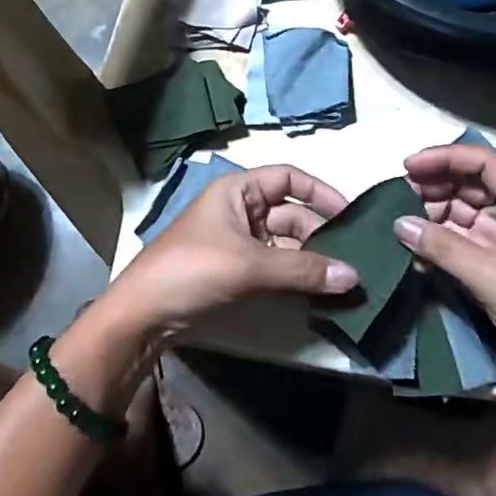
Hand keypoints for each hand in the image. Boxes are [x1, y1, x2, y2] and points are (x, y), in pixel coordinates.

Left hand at [104, 165, 359, 335]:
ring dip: (309, 258)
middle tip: (351, 255)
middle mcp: (239, 209)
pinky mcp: (234, 269)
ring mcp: (237, 240)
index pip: (288, 178)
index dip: (319, 192)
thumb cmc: (193, 270)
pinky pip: (274, 264)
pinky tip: (317, 289)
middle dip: (319, 232)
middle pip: (290, 213)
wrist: (141, 317)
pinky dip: (294, 275)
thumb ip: (303, 270)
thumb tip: (354, 276)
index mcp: (237, 190)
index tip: (349, 213)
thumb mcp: (250, 266)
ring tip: (340, 277)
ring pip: (284, 242)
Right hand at [396, 145, 495, 409]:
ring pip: (474, 214)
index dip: (446, 159)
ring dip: (439, 216)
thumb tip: (399, 224)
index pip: (490, 164)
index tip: (407, 166)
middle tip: (398, 197)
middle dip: (439, 187)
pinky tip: (420, 249)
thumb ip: (448, 249)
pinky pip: (474, 244)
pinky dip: (448, 244)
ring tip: (403, 222)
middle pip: (480, 186)